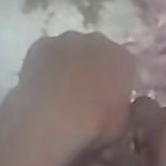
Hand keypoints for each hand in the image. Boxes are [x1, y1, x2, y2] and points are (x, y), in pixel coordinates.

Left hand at [0, 33, 136, 165]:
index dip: (116, 82)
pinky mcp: (42, 44)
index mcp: (124, 60)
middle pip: (98, 51)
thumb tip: (114, 104)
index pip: (124, 65)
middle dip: (93, 67)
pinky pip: (48, 53)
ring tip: (60, 91)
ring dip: (69, 65)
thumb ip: (121, 105)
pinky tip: (43, 85)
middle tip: (85, 93)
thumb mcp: (121, 122)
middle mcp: (99, 42)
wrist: (55, 119)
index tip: (109, 98)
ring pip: (71, 50)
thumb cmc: (95, 124)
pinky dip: (47, 66)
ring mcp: (68, 40)